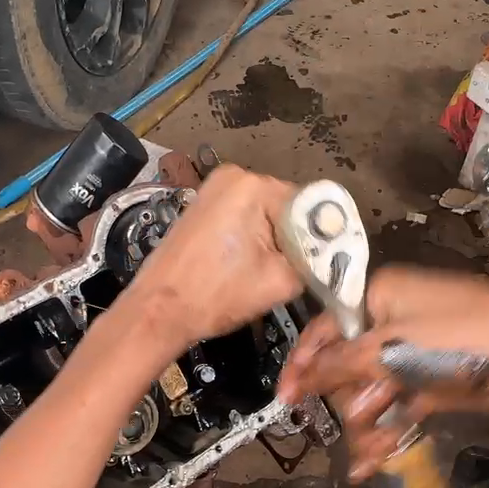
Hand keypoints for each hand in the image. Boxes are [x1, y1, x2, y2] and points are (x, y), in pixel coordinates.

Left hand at [118, 165, 303, 348]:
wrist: (158, 311)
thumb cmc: (214, 296)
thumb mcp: (280, 282)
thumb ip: (315, 263)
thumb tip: (330, 259)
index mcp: (253, 185)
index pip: (309, 206)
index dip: (319, 239)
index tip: (317, 267)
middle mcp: (233, 176)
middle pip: (286, 209)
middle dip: (292, 241)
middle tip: (287, 274)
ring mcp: (213, 191)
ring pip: (264, 217)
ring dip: (271, 243)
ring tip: (261, 274)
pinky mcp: (201, 209)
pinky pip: (241, 221)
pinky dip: (250, 242)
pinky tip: (242, 268)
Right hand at [276, 266, 488, 478]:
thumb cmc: (470, 338)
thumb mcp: (396, 346)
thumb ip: (341, 364)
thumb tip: (296, 379)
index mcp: (382, 296)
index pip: (326, 328)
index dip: (303, 363)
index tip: (284, 399)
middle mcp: (396, 322)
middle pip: (348, 365)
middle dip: (341, 400)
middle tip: (341, 427)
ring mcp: (418, 355)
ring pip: (373, 393)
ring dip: (365, 425)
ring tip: (365, 457)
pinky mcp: (437, 385)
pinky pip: (398, 410)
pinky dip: (387, 433)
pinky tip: (372, 461)